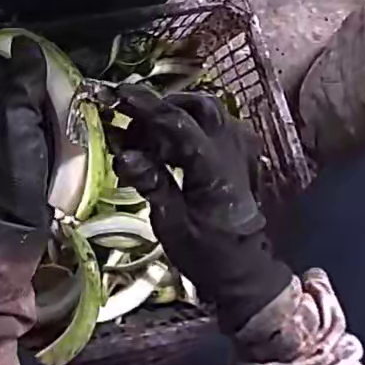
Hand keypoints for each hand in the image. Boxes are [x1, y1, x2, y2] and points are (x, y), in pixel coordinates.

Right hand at [113, 86, 291, 332]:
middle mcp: (233, 150)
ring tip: (147, 139)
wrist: (245, 270)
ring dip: (173, 115)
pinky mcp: (242, 153)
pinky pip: (214, 123)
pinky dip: (188, 124)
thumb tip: (124, 154)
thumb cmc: (206, 252)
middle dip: (159, 108)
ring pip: (207, 110)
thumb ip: (151, 183)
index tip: (118, 94)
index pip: (178, 123)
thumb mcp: (171, 224)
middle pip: (195, 106)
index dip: (146, 106)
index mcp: (214, 168)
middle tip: (131, 126)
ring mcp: (242, 148)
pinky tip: (170, 145)